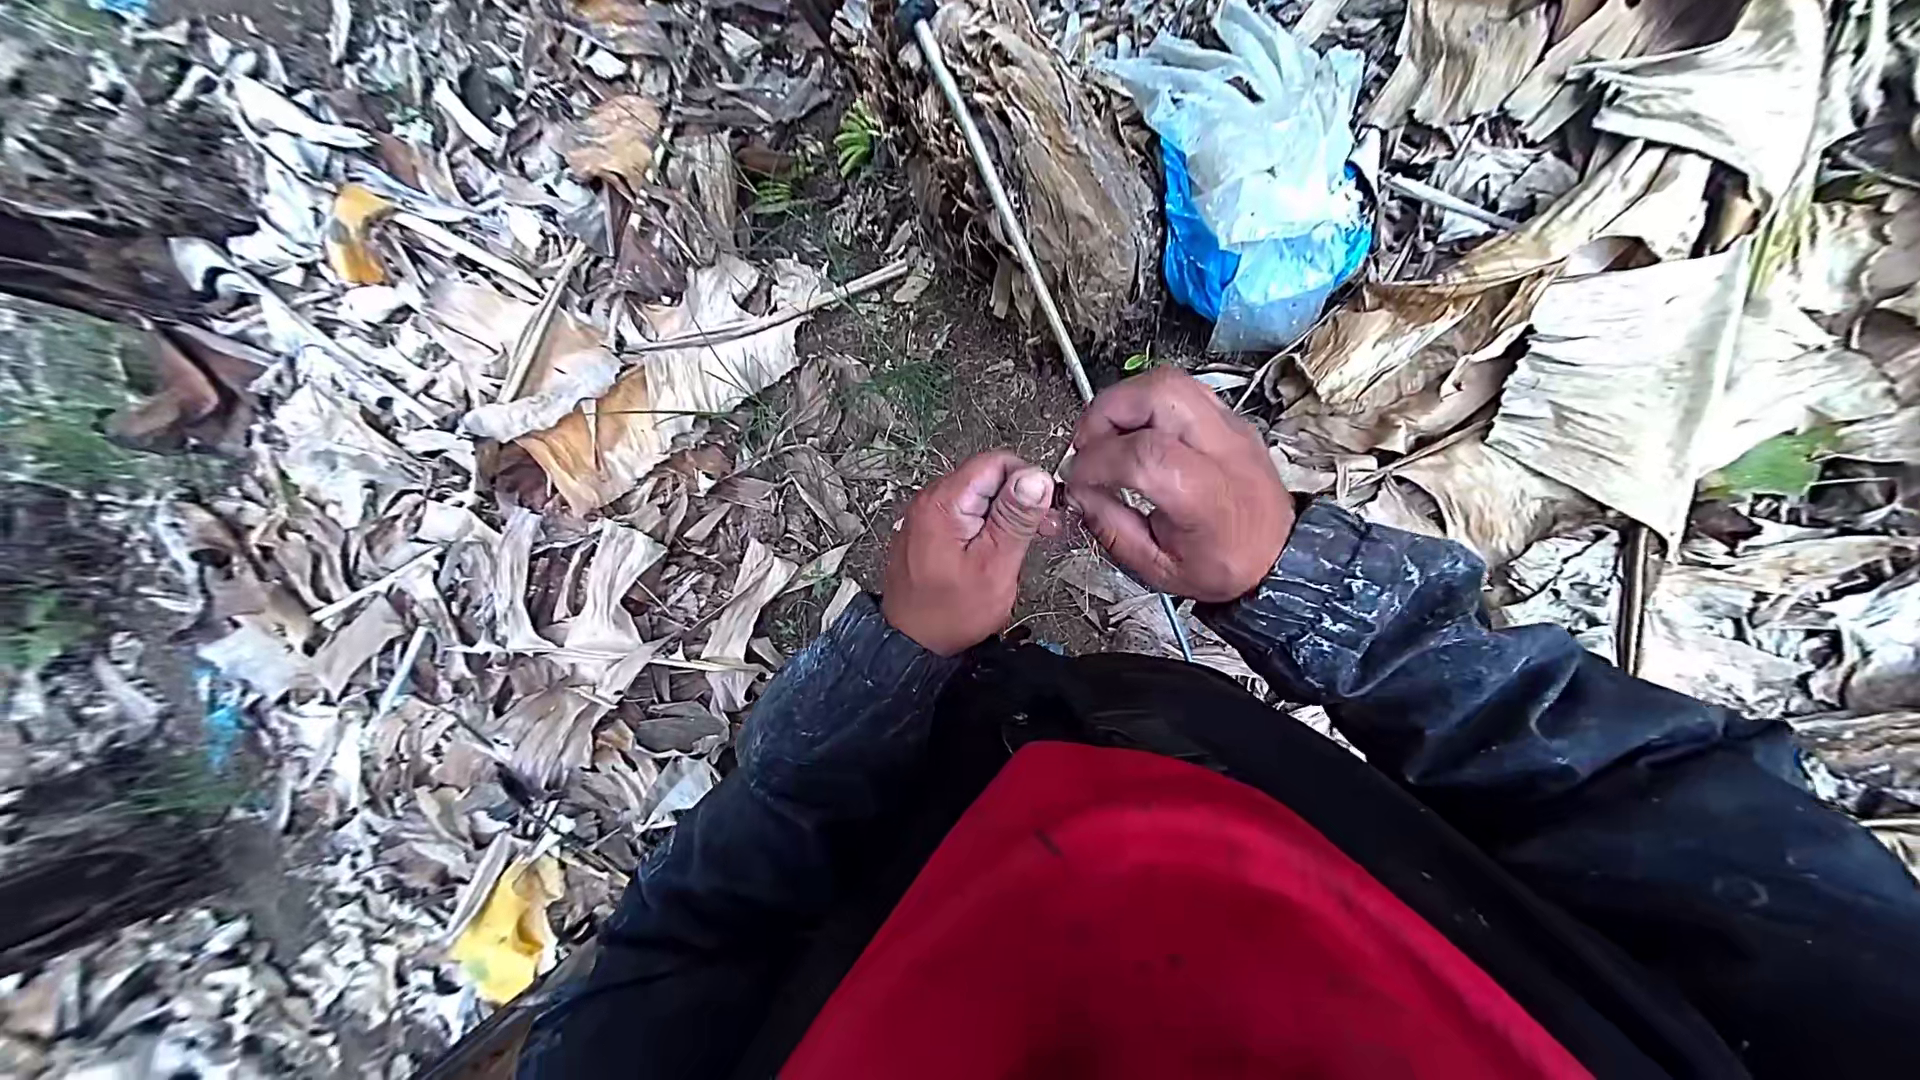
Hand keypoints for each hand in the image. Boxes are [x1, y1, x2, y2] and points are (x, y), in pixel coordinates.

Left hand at [883, 450, 1056, 655]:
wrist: (912, 645)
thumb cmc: (949, 614)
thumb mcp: (994, 565)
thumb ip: (1015, 518)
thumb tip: (1035, 477)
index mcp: (943, 503)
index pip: (997, 462)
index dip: (1027, 482)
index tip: (1042, 511)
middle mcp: (928, 501)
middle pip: (987, 477)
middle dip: (1018, 500)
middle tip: (1037, 532)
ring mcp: (925, 516)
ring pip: (978, 496)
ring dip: (1003, 516)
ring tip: (1014, 549)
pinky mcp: (927, 531)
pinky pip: (964, 515)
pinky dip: (984, 527)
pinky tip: (991, 553)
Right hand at [1066, 367, 1291, 602]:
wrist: (1279, 555)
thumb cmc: (1225, 563)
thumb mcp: (1158, 567)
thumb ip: (1112, 529)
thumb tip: (1079, 493)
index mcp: (1206, 498)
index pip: (1141, 454)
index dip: (1095, 462)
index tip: (1077, 479)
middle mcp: (1223, 451)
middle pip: (1157, 395)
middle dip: (1105, 413)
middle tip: (1087, 445)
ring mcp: (1229, 428)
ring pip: (1167, 382)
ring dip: (1122, 403)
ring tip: (1106, 437)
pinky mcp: (1228, 420)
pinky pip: (1181, 390)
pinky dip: (1144, 403)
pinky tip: (1132, 432)